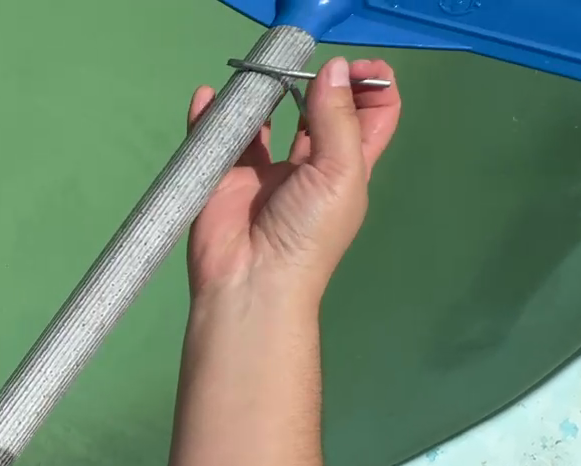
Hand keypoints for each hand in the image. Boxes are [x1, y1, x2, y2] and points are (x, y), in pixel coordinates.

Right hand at [186, 57, 400, 299]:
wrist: (250, 281)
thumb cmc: (308, 232)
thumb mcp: (341, 171)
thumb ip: (335, 118)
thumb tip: (333, 69)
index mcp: (346, 166)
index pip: (372, 115)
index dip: (371, 86)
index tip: (354, 72)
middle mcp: (304, 166)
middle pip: (316, 112)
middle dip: (315, 84)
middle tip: (301, 70)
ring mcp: (258, 174)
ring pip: (264, 121)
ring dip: (263, 94)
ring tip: (260, 76)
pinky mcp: (218, 183)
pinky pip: (213, 143)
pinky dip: (208, 119)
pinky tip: (208, 97)